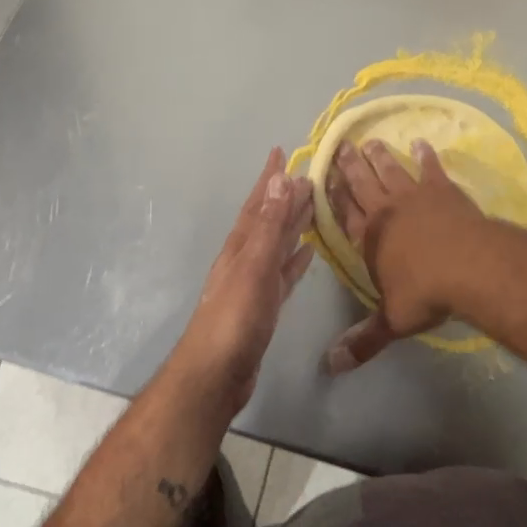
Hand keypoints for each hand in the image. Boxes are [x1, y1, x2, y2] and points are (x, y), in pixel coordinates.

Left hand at [168, 148, 314, 415]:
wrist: (216, 375)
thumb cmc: (234, 319)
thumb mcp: (254, 267)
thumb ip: (268, 226)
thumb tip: (279, 179)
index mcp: (240, 246)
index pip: (258, 203)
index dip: (269, 178)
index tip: (280, 152)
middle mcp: (245, 259)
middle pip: (268, 220)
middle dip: (284, 197)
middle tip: (307, 175)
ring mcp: (253, 283)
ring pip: (276, 244)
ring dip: (291, 224)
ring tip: (310, 206)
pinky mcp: (263, 306)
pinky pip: (283, 272)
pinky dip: (294, 259)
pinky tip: (306, 253)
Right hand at [321, 138, 484, 373]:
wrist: (467, 264)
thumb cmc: (426, 293)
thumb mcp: (392, 321)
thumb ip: (363, 340)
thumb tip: (331, 367)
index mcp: (369, 239)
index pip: (344, 213)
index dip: (332, 195)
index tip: (321, 174)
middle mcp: (386, 211)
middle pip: (362, 184)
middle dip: (349, 166)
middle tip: (340, 145)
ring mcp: (415, 196)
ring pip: (391, 171)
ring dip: (380, 157)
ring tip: (370, 141)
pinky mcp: (442, 189)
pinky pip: (430, 168)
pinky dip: (424, 156)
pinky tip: (420, 143)